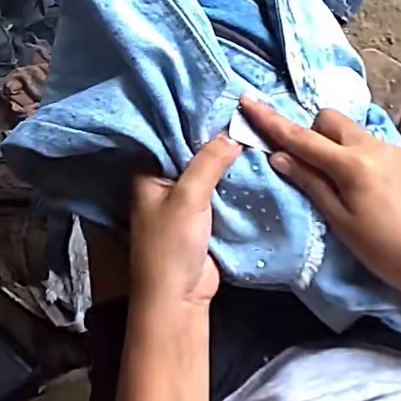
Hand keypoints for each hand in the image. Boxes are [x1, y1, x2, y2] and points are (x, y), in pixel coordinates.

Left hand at [128, 133, 242, 308]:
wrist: (180, 298)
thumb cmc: (171, 246)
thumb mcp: (189, 197)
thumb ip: (209, 162)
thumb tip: (234, 132)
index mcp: (147, 174)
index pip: (169, 136)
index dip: (193, 119)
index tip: (221, 102)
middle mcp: (163, 184)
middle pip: (191, 153)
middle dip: (215, 139)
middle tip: (244, 116)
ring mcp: (183, 201)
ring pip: (208, 172)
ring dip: (227, 160)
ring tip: (252, 133)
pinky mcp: (202, 217)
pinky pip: (219, 191)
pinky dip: (232, 181)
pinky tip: (253, 164)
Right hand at [238, 93, 400, 312]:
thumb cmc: (384, 250)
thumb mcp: (340, 221)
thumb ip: (310, 182)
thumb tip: (280, 156)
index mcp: (351, 164)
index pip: (301, 137)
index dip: (271, 120)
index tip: (248, 99)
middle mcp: (373, 146)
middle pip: (330, 120)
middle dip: (314, 133)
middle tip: (313, 166)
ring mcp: (394, 149)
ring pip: (353, 132)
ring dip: (338, 146)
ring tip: (346, 184)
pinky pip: (373, 146)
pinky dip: (361, 157)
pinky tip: (373, 189)